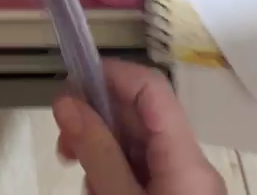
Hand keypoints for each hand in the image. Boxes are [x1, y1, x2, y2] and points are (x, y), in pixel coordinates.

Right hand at [54, 62, 223, 194]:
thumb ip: (95, 150)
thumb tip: (65, 98)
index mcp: (187, 159)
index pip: (151, 87)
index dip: (110, 74)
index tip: (70, 89)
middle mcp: (192, 166)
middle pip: (139, 117)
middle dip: (96, 122)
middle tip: (64, 145)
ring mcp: (187, 187)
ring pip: (136, 146)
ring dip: (101, 153)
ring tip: (84, 182)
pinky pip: (142, 173)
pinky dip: (114, 175)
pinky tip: (100, 191)